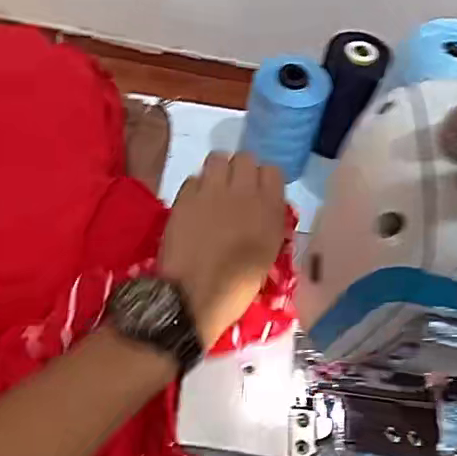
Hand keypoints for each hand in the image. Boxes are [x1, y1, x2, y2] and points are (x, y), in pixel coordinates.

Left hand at [159, 151, 288, 345]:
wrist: (194, 297)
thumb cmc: (236, 287)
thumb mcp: (267, 254)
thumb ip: (269, 222)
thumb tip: (264, 208)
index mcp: (269, 208)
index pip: (273, 171)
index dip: (264, 181)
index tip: (259, 194)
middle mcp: (243, 191)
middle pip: (245, 158)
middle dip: (240, 171)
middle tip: (235, 191)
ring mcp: (211, 191)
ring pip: (217, 158)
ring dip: (217, 171)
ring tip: (214, 192)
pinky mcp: (184, 197)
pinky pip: (194, 178)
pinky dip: (196, 188)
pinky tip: (195, 206)